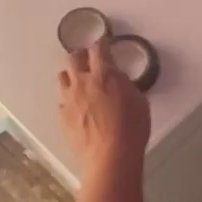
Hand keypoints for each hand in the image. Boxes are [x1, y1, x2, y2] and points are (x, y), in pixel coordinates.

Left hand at [58, 39, 149, 171]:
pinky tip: (78, 108)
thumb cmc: (132, 129)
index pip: (99, 48)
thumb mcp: (139, 102)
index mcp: (104, 74)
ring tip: (80, 84)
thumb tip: (118, 80)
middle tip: (91, 62)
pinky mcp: (62, 116)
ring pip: (63, 76)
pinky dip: (69, 99)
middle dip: (82, 56)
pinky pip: (62, 100)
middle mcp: (82, 82)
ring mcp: (68, 99)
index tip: (105, 45)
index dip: (102, 44)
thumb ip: (125, 85)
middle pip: (74, 57)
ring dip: (72, 76)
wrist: (110, 157)